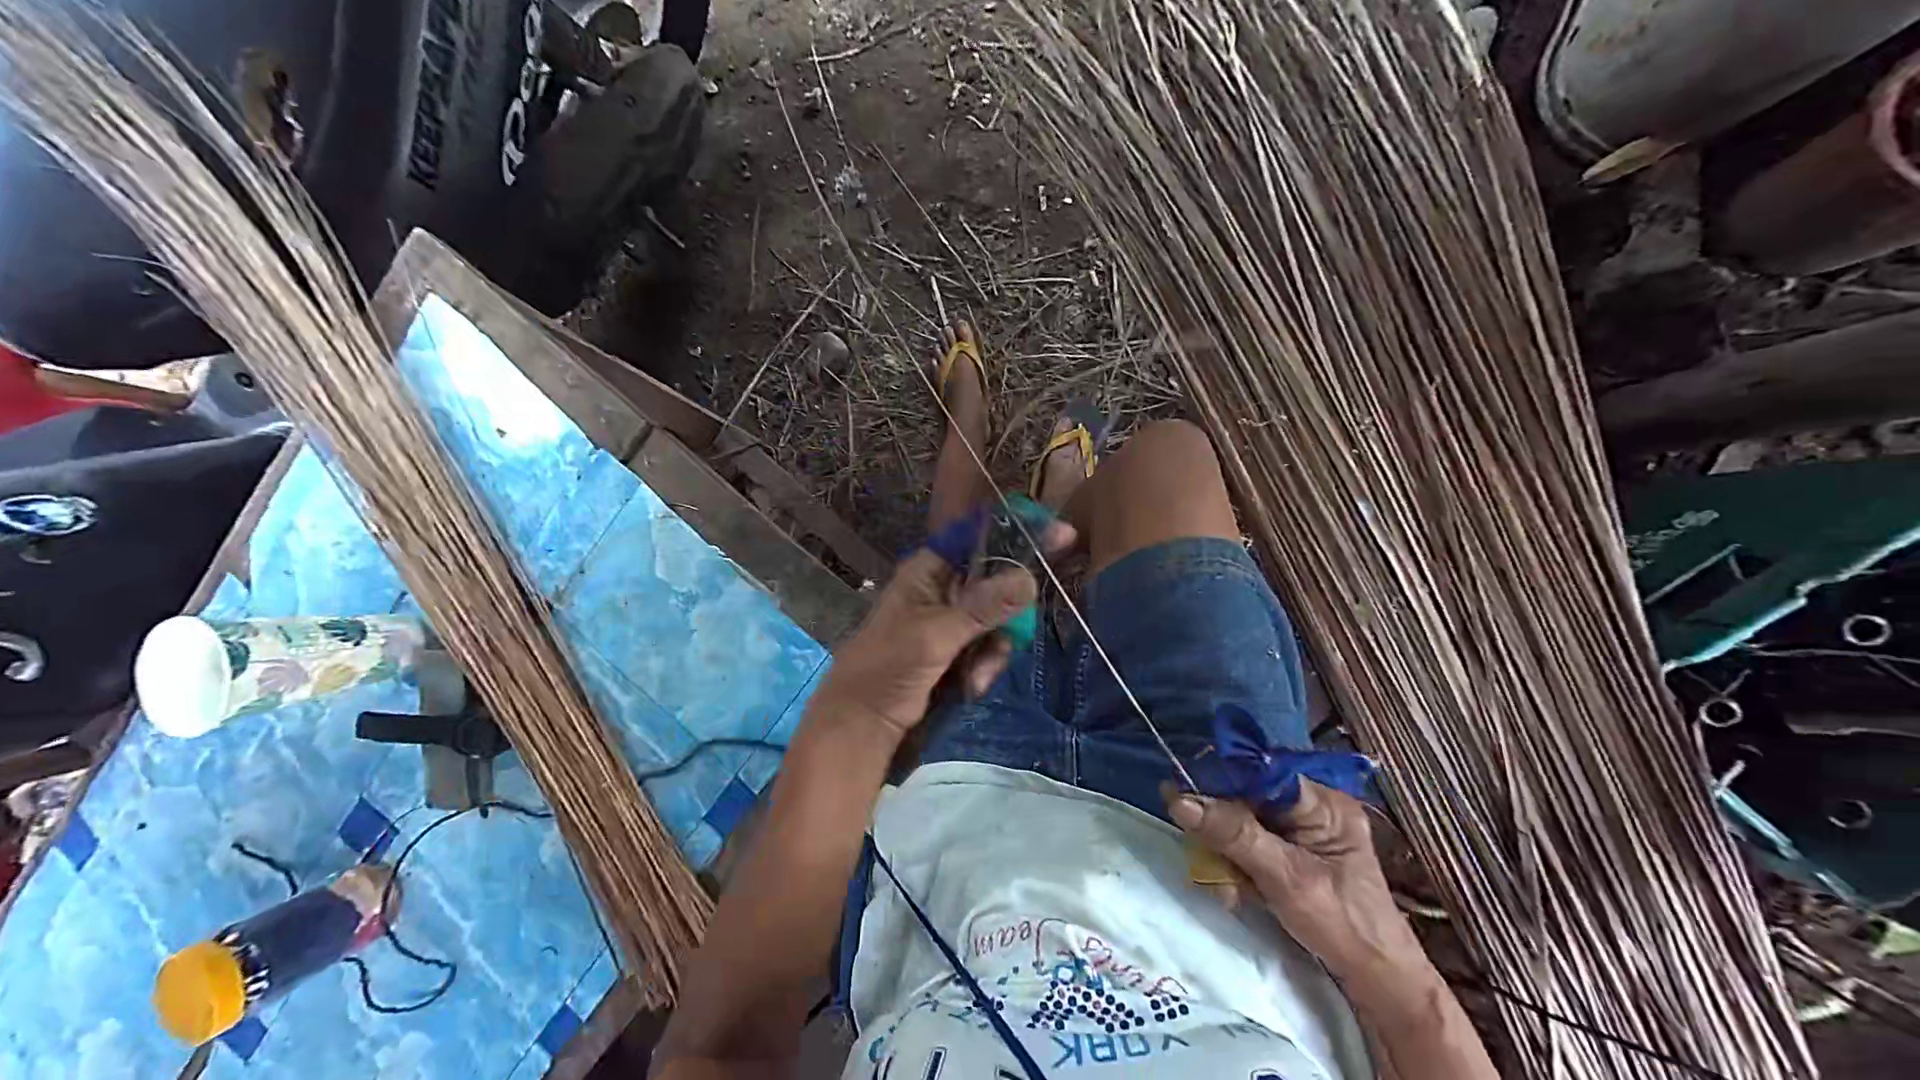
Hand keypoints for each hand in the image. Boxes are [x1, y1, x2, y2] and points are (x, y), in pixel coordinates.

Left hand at [811, 524, 1066, 736]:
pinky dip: (986, 666)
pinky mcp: (958, 649)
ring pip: (1000, 618)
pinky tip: (972, 687)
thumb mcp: (935, 636)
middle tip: (1012, 632)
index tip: (1061, 536)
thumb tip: (1029, 579)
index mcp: (928, 570)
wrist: (862, 723)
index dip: (1017, 533)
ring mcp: (952, 619)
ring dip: (994, 650)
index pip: (978, 537)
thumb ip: (982, 608)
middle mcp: (943, 587)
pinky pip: (991, 646)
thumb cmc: (887, 668)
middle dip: (1007, 614)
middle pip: (997, 580)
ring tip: (976, 677)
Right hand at [1166, 781, 1433, 993]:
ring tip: (1229, 890)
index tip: (1179, 798)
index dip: (1217, 781)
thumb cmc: (1343, 926)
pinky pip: (1246, 843)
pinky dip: (1235, 866)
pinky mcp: (1288, 852)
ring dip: (1225, 856)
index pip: (1258, 774)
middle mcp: (1309, 806)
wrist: (1378, 981)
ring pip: (1239, 822)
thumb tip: (1179, 800)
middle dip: (1220, 832)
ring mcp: (1299, 830)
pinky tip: (1237, 891)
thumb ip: (1233, 835)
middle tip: (1207, 861)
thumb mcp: (1285, 878)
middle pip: (1243, 797)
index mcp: (1321, 802)